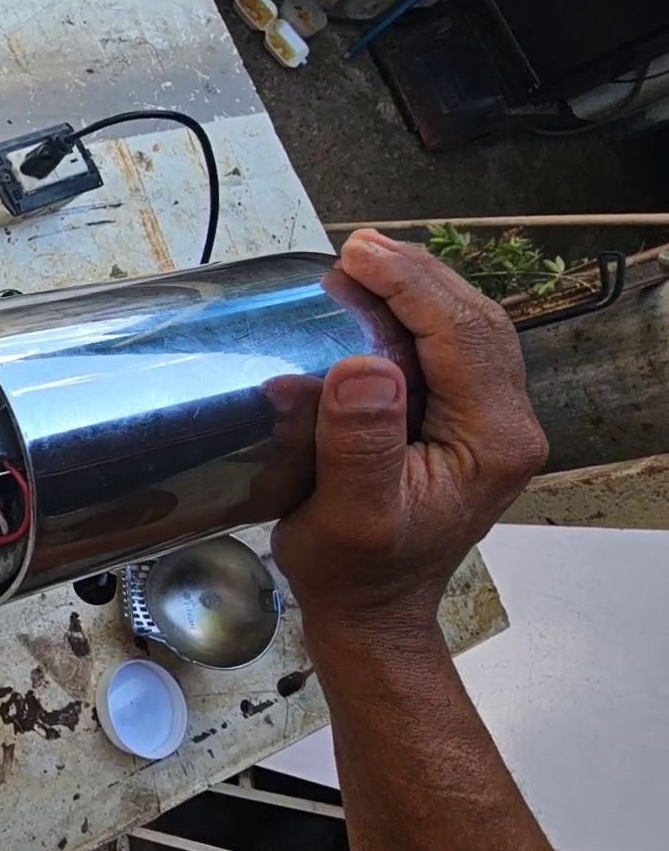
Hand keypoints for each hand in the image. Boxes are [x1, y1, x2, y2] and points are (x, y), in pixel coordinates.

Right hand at [272, 229, 547, 640]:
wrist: (369, 603)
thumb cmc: (354, 565)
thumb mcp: (352, 513)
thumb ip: (362, 445)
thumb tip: (363, 369)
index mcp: (490, 439)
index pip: (465, 339)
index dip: (414, 288)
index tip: (358, 257)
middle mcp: (499, 424)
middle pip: (476, 325)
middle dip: (419, 276)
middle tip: (357, 247)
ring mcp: (477, 424)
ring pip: (463, 334)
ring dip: (415, 291)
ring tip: (363, 263)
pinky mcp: (446, 426)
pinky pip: (439, 356)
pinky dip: (406, 319)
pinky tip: (370, 307)